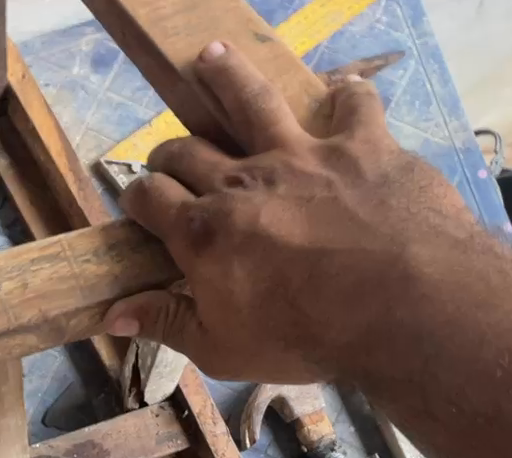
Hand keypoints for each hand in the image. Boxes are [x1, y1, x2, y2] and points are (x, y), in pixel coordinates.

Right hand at [102, 41, 502, 383]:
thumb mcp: (219, 347)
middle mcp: (243, 180)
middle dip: (170, 152)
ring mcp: (303, 154)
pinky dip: (346, 97)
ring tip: (211, 57)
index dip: (136, 198)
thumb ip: (165, 323)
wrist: (401, 305)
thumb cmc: (302, 337)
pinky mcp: (362, 144)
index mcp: (203, 232)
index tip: (137, 203)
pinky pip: (352, 104)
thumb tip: (111, 314)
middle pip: (189, 150)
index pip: (149, 198)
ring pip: (252, 101)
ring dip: (226, 77)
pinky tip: (342, 94)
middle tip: (168, 158)